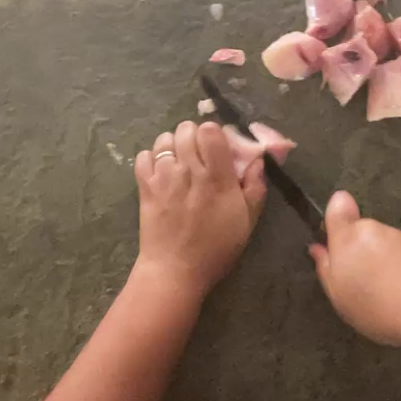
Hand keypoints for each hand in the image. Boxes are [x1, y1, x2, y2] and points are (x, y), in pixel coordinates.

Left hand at [133, 121, 266, 297]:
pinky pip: (143, 156)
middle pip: (186, 129)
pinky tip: (162, 171)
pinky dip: (152, 158)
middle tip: (200, 154)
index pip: (210, 131)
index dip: (215, 134)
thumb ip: (255, 187)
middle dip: (195, 136)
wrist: (176, 271)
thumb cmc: (216, 248)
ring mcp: (163, 177)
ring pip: (165, 139)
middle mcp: (188, 171)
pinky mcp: (145, 187)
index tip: (218, 147)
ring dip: (174, 145)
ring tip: (180, 161)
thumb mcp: (247, 221)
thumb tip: (257, 159)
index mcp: (216, 178)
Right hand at [308, 191, 400, 347]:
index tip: (335, 240)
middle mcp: (373, 229)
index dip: (336, 216)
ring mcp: (400, 237)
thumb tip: (317, 247)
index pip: (338, 205)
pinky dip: (399, 268)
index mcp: (348, 236)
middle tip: (360, 282)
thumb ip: (325, 267)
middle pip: (360, 231)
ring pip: (381, 244)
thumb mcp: (339, 294)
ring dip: (380, 261)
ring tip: (384, 293)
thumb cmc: (375, 305)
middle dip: (359, 250)